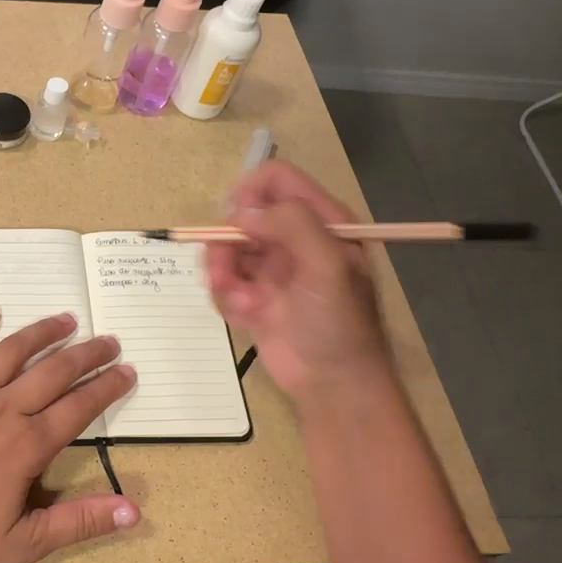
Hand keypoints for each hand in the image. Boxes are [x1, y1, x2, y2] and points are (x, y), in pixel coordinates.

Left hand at [0, 308, 140, 562]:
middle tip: (109, 340)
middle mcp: (0, 411)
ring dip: (41, 332)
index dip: (107, 388)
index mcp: (26, 446)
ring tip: (65, 319)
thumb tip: (134, 509)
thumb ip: (80, 522)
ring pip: (11, 353)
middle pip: (53, 372)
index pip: (79, 408)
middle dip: (86, 354)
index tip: (127, 371)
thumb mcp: (25, 544)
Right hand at [205, 161, 390, 399]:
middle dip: (227, 241)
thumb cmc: (339, 323)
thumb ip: (291, 224)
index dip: (251, 192)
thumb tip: (241, 212)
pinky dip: (225, 297)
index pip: (277, 179)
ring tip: (239, 300)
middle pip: (241, 213)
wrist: (332, 383)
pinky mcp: (252, 295)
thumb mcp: (327, 265)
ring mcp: (271, 268)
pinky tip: (245, 316)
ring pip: (225, 248)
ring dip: (222, 273)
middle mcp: (294, 238)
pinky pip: (221, 280)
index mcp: (322, 221)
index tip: (238, 221)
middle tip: (227, 269)